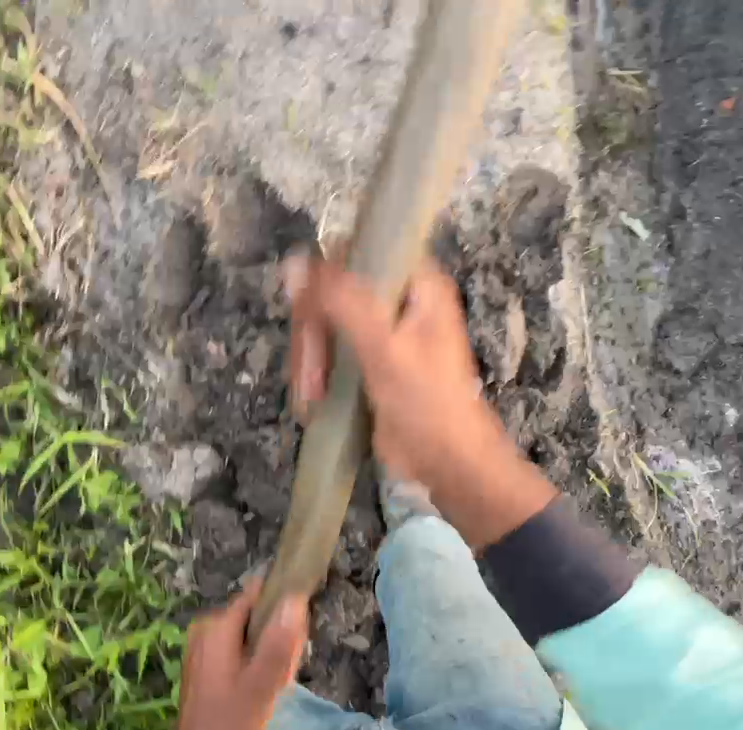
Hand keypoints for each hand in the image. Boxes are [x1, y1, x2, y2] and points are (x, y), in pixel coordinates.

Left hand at [174, 578, 307, 729]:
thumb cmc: (233, 718)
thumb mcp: (264, 681)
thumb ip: (280, 639)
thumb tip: (295, 598)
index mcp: (217, 625)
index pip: (257, 594)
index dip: (281, 606)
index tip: (297, 632)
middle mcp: (205, 626)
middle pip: (253, 614)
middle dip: (275, 634)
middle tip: (285, 667)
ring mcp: (201, 643)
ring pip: (247, 632)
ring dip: (266, 650)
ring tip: (275, 680)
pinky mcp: (203, 660)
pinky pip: (236, 647)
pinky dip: (252, 659)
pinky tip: (260, 684)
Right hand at [283, 254, 556, 547]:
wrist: (446, 462)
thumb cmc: (427, 403)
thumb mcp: (384, 347)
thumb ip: (342, 302)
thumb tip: (295, 264)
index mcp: (416, 286)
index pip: (360, 253)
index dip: (327, 276)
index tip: (309, 313)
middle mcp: (398, 303)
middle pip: (332, 294)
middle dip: (314, 336)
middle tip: (311, 373)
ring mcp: (381, 336)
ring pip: (324, 328)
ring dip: (311, 363)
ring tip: (312, 397)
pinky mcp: (367, 367)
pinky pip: (328, 357)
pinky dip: (317, 378)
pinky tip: (315, 402)